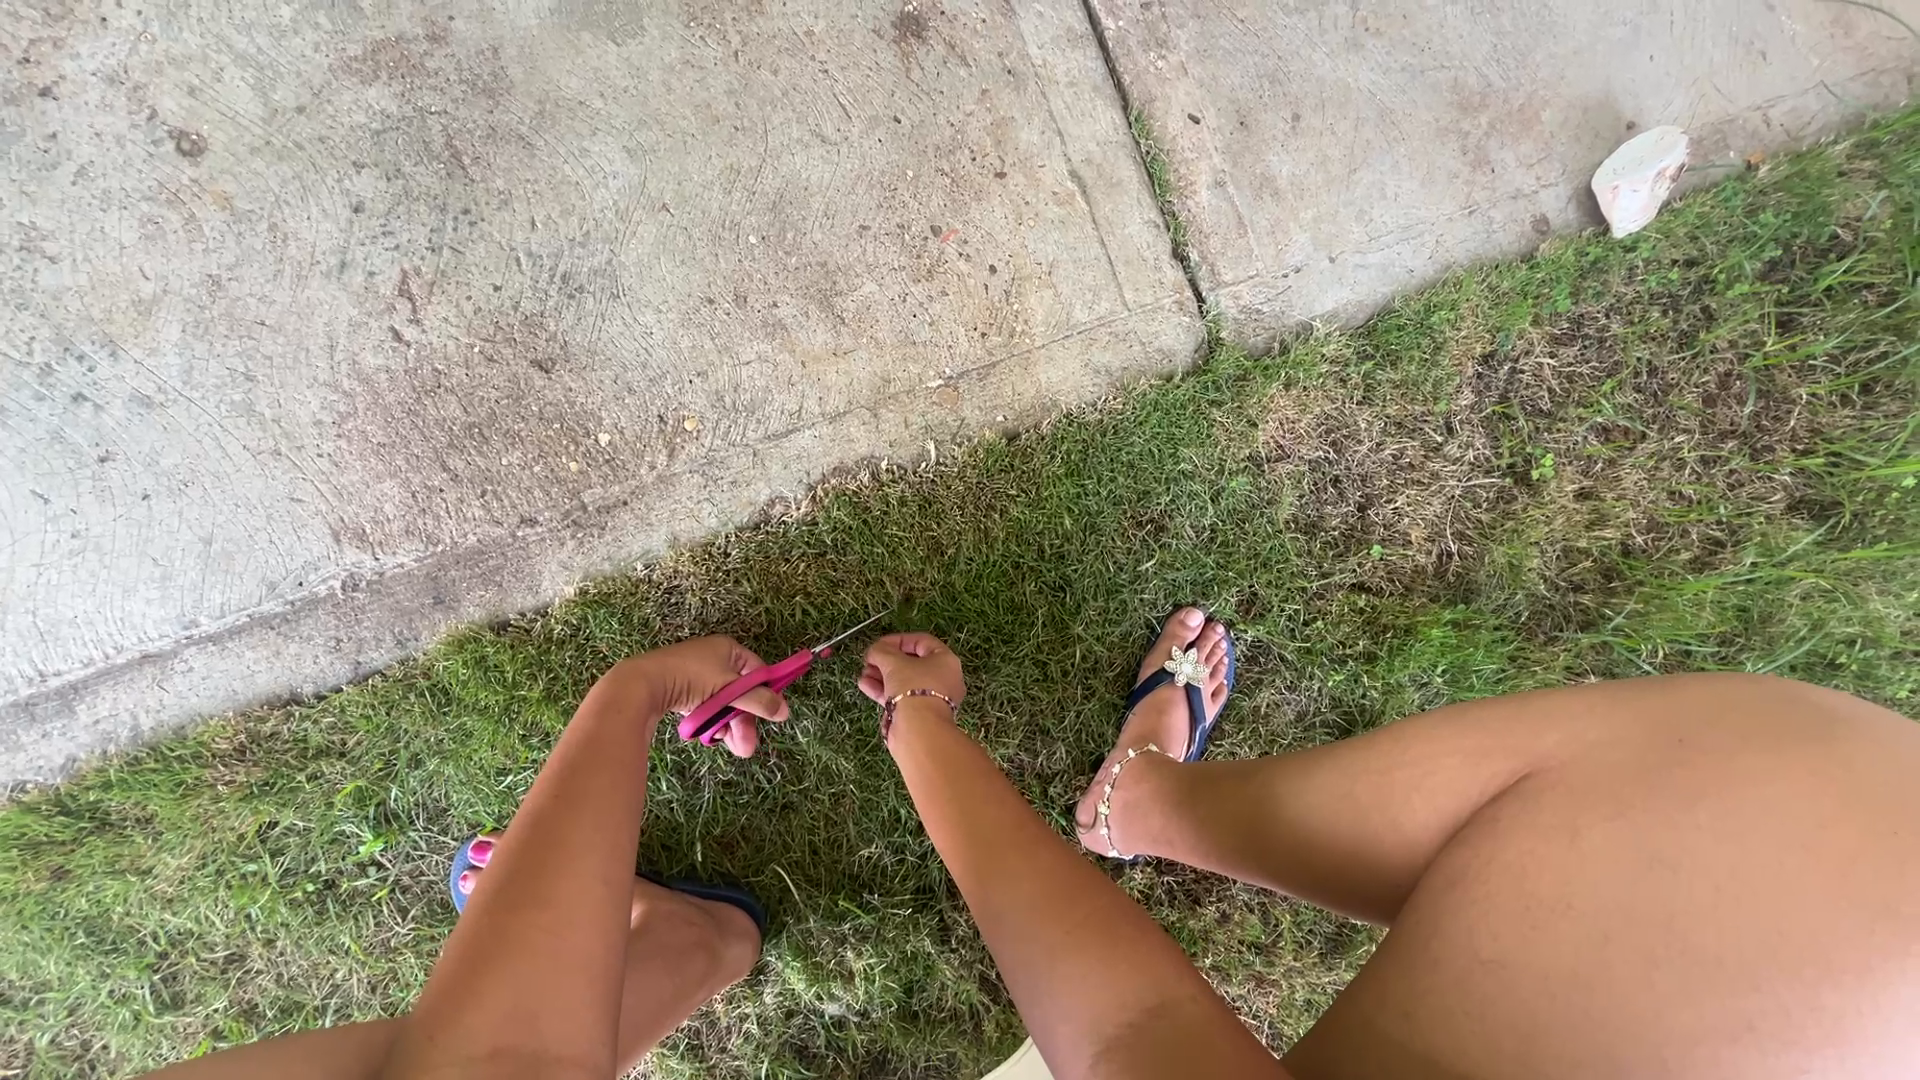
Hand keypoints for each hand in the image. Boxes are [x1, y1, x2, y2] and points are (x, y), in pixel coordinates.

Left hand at [617, 635, 789, 756]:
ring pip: (723, 704)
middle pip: (740, 693)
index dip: (766, 694)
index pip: (757, 672)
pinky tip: (709, 737)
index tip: (771, 716)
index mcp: (728, 649)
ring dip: (729, 726)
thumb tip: (784, 711)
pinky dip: (711, 722)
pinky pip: (706, 708)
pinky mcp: (682, 691)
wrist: (642, 685)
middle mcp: (715, 659)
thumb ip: (759, 701)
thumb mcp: (730, 689)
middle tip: (747, 746)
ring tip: (733, 748)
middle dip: (744, 720)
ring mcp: (697, 676)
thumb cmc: (691, 678)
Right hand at [858, 632, 965, 709]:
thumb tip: (875, 650)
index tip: (879, 644)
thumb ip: (882, 651)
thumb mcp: (893, 662)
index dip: (898, 640)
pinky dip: (884, 690)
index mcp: (946, 660)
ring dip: (882, 675)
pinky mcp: (920, 714)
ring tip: (864, 673)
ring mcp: (932, 698)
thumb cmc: (913, 688)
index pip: (921, 641)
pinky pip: (901, 696)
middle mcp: (943, 678)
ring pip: (904, 681)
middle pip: (911, 662)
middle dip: (887, 660)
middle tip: (870, 659)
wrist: (918, 730)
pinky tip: (865, 685)